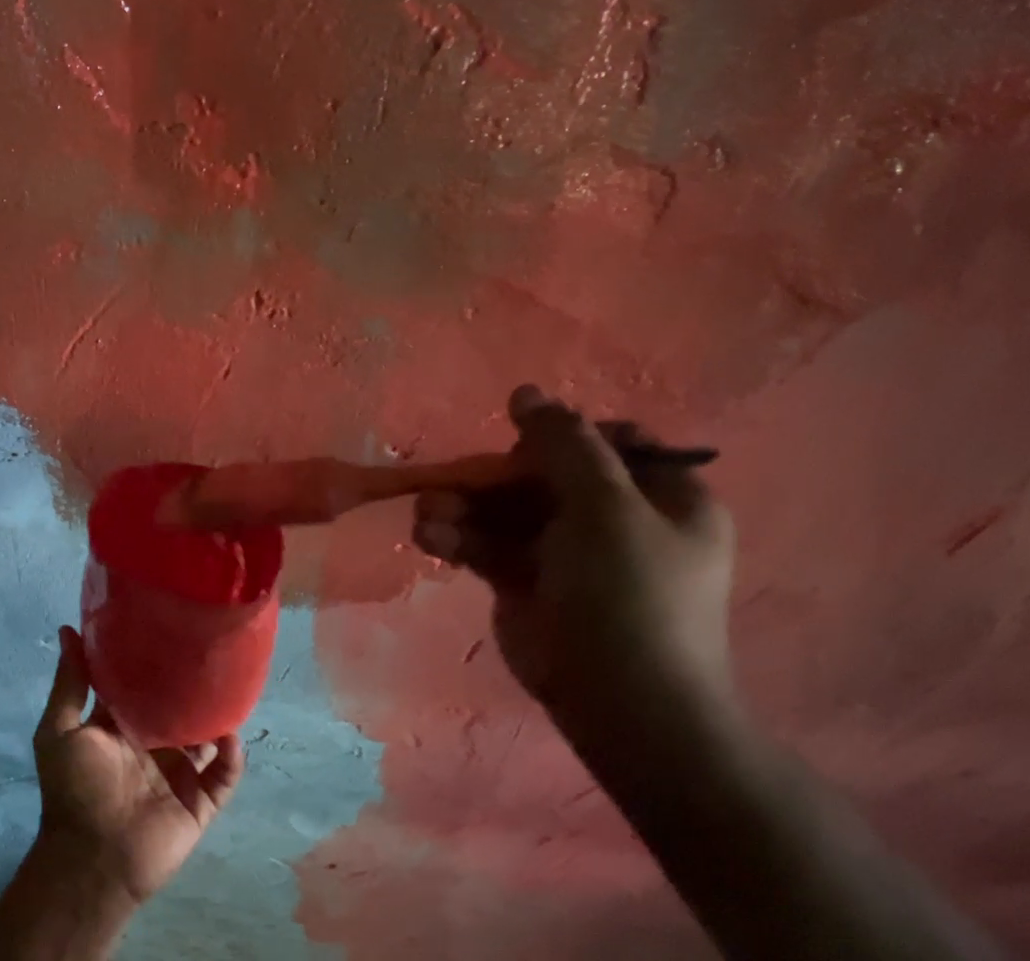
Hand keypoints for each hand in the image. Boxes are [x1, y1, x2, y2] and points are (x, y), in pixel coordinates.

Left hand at [32, 626, 244, 903]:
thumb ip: (70, 682)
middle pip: (179, 708)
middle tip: (209, 648)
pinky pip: (224, 774)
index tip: (169, 624)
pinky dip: (232, 755)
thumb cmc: (73, 789)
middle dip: (192, 684)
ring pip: (206, 737)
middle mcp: (152, 744)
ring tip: (229, 683)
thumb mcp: (59, 730)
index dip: (153, 661)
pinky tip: (230, 733)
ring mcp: (179, 773)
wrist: (92, 859)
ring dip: (217, 715)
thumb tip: (68, 629)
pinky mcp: (200, 802)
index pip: (142, 686)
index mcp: (120, 726)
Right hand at [412, 385, 737, 724]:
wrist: (617, 701)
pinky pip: (485, 544)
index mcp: (663, 497)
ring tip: (429, 514)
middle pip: (544, 473)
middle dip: (494, 476)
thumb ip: (564, 444)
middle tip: (457, 482)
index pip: (609, 443)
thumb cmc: (629, 595)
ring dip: (463, 506)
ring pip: (505, 509)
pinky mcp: (524, 582)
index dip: (561, 436)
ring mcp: (566, 553)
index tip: (524, 446)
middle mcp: (615, 519)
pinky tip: (429, 537)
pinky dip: (456, 537)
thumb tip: (526, 391)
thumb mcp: (606, 507)